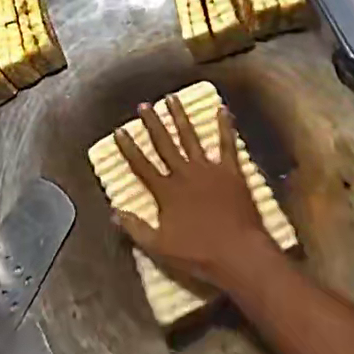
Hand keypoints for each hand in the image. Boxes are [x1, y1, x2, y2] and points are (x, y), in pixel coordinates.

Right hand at [113, 95, 283, 293]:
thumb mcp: (160, 248)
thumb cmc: (199, 255)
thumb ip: (135, 229)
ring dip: (180, 117)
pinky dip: (225, 126)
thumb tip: (114, 212)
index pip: (142, 165)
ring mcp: (208, 169)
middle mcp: (184, 173)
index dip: (129, 148)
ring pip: (190, 137)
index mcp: (167, 191)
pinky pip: (227, 144)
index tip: (119, 130)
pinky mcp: (231, 171)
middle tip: (144, 105)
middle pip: (165, 144)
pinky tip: (222, 109)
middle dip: (153, 123)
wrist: (239, 254)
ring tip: (172, 98)